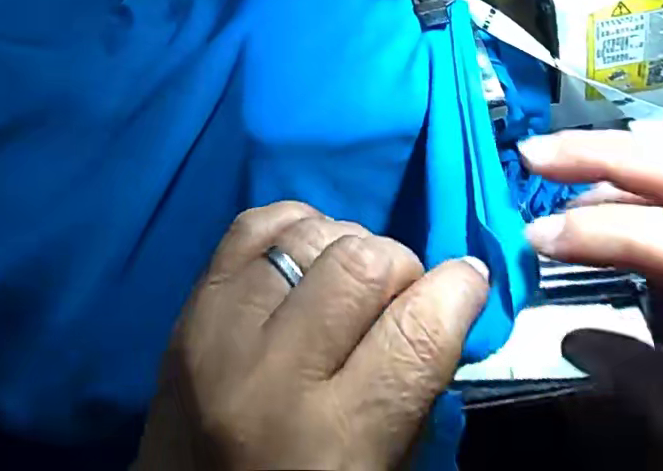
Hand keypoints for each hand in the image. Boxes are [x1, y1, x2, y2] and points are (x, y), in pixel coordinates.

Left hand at [134, 201, 489, 470]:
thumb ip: (412, 393)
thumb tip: (442, 304)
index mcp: (331, 440)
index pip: (411, 337)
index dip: (455, 294)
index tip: (469, 279)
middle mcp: (272, 370)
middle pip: (357, 268)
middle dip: (398, 262)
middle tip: (404, 285)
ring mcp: (223, 325)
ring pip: (305, 234)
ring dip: (346, 241)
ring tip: (353, 268)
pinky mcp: (193, 299)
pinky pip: (251, 225)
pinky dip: (293, 223)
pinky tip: (308, 242)